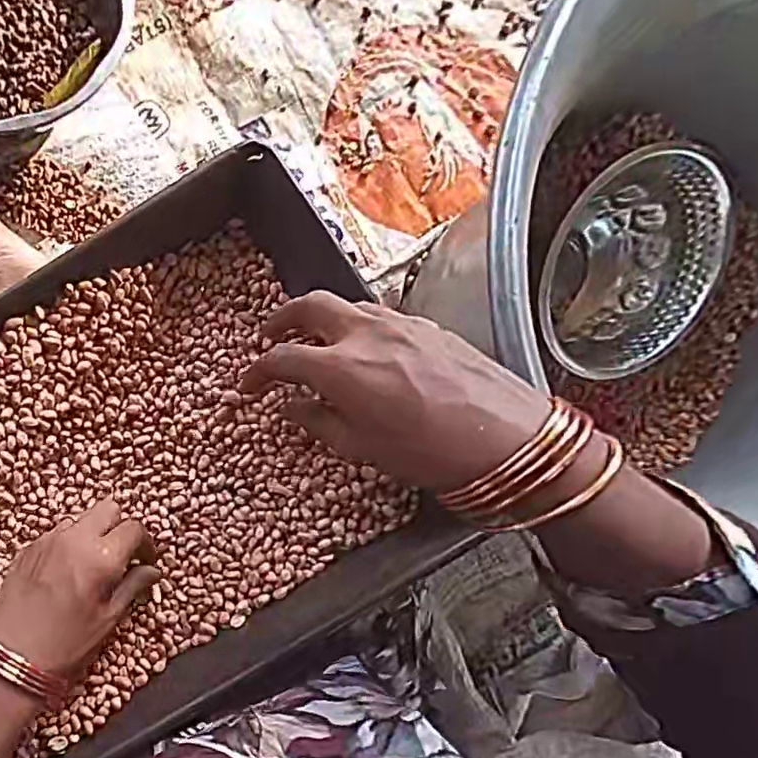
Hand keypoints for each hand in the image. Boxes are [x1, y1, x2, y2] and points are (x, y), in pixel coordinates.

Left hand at [0, 497, 159, 675]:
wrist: (11, 657)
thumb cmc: (64, 645)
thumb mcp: (108, 618)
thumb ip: (132, 587)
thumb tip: (151, 571)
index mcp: (100, 557)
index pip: (134, 528)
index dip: (145, 543)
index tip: (145, 560)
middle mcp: (74, 540)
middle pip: (108, 509)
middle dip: (119, 526)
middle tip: (122, 555)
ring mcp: (48, 541)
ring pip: (81, 519)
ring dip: (93, 533)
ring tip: (93, 565)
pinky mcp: (28, 548)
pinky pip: (57, 534)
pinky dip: (69, 544)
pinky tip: (67, 572)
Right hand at [241, 293, 719, 593]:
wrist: (509, 440)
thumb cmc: (429, 453)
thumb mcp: (361, 447)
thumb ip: (317, 420)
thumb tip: (291, 406)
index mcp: (341, 368)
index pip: (282, 358)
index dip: (257, 372)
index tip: (248, 386)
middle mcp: (365, 334)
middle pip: (308, 305)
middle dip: (280, 318)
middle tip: (268, 337)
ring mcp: (399, 323)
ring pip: (344, 304)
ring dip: (318, 317)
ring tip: (311, 340)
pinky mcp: (426, 326)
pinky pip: (376, 314)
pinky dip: (353, 324)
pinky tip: (359, 349)